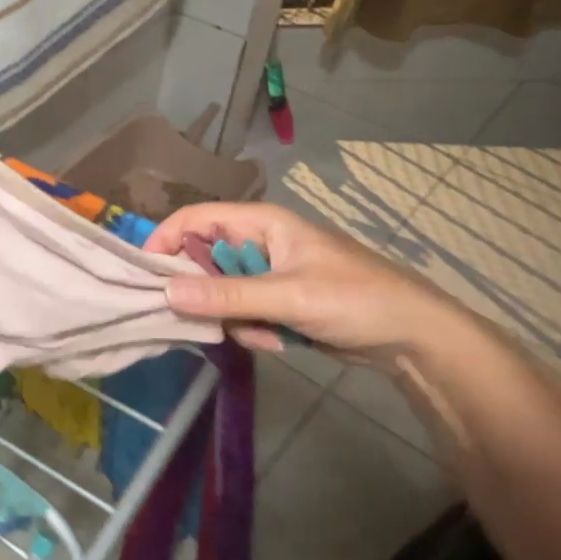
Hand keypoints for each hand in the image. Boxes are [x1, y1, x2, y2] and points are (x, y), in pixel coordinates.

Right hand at [144, 202, 471, 357]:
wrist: (416, 339)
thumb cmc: (356, 300)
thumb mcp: (288, 296)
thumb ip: (226, 295)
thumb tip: (165, 292)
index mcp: (261, 222)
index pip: (194, 219)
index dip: (164, 240)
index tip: (144, 276)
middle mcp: (258, 241)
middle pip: (202, 258)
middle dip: (204, 291)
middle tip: (206, 318)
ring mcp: (268, 272)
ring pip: (220, 291)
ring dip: (234, 316)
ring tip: (266, 334)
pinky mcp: (278, 300)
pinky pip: (242, 311)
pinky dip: (254, 329)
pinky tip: (281, 341)